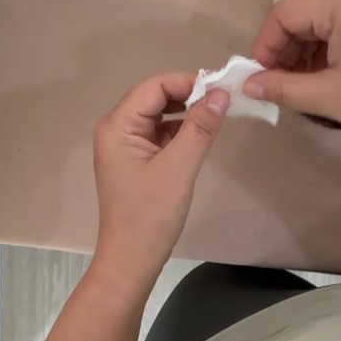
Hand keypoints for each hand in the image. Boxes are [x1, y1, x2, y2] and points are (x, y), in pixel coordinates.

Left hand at [90, 73, 227, 286]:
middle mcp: (116, 128)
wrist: (132, 258)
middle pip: (155, 96)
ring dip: (186, 113)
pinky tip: (201, 135)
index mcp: (117, 125)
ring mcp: (124, 145)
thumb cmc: (150, 216)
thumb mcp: (179, 168)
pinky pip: (159, 133)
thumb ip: (200, 128)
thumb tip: (222, 93)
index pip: (155, 86)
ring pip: (159, 115)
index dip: (188, 82)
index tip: (222, 89)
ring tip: (217, 115)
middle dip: (189, 95)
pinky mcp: (135, 160)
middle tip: (224, 101)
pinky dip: (180, 131)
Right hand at [244, 0, 340, 145]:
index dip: (265, 47)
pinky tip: (325, 78)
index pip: (284, 14)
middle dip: (285, 51)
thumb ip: (283, 87)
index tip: (258, 79)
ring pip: (323, 22)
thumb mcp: (330, 96)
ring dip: (305, 53)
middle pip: (303, 14)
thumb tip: (247, 84)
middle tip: (277, 87)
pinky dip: (328, 50)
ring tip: (301, 88)